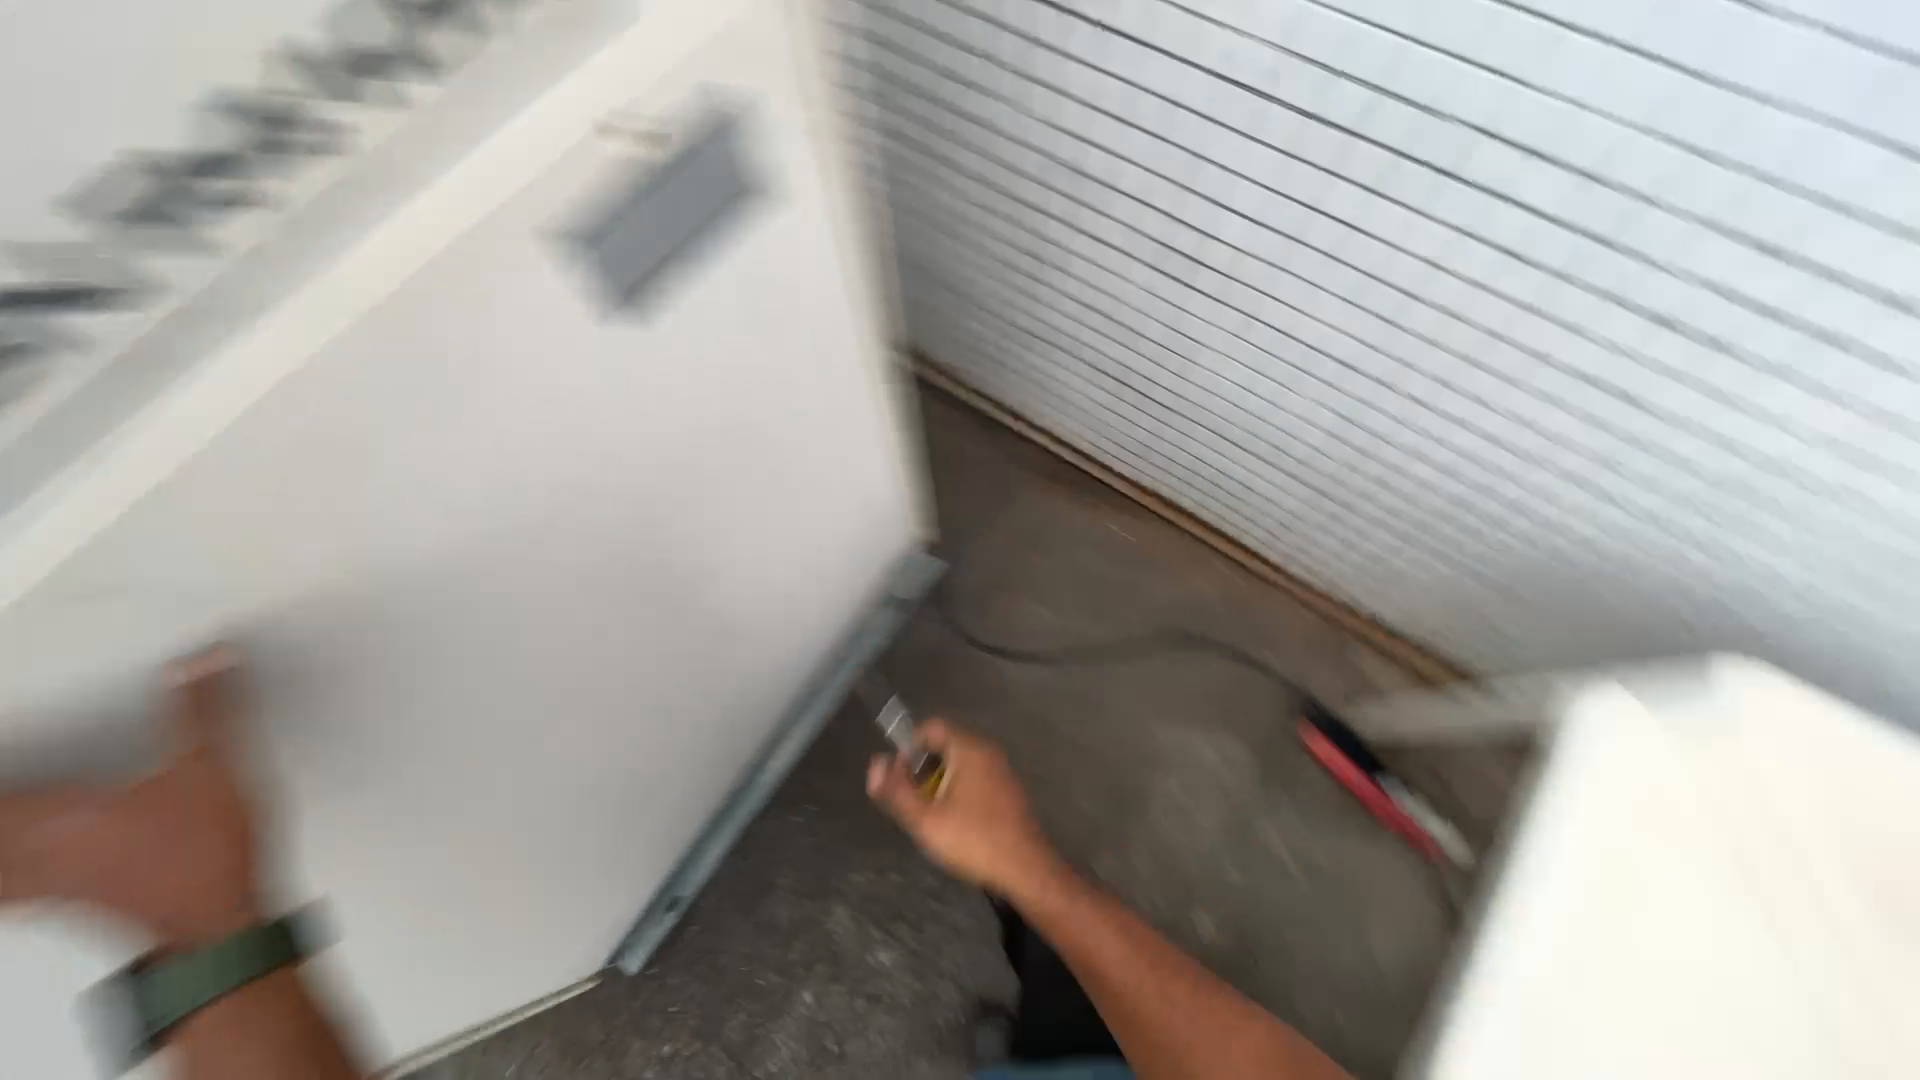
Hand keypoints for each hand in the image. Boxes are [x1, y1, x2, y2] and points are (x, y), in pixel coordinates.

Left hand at [0, 647, 263, 947]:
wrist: (218, 921)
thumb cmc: (208, 853)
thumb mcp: (217, 767)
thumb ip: (204, 712)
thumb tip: (200, 660)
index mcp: (50, 813)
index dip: (4, 748)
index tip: (7, 728)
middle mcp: (29, 849)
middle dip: (2, 788)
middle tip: (13, 765)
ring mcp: (40, 880)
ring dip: (0, 832)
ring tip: (14, 805)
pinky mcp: (62, 898)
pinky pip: (7, 887)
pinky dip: (7, 876)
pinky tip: (18, 871)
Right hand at [866, 720, 1061, 896]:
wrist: (1026, 868)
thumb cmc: (974, 840)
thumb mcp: (926, 819)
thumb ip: (896, 791)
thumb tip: (874, 765)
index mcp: (969, 748)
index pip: (931, 727)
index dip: (908, 748)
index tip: (898, 778)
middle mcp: (988, 751)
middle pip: (944, 745)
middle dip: (921, 768)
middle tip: (912, 801)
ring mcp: (1001, 770)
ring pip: (958, 763)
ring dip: (938, 782)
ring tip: (930, 814)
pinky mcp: (1007, 789)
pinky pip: (974, 777)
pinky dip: (957, 790)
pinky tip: (954, 822)